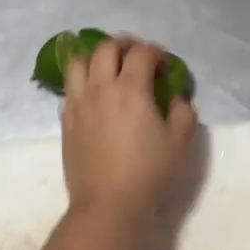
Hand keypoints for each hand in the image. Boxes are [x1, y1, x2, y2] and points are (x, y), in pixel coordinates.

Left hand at [60, 36, 197, 224]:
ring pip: (79, 62)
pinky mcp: (66, 120)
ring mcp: (78, 103)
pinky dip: (83, 81)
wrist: (107, 205)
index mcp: (130, 89)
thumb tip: (176, 99)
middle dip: (125, 43)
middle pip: (106, 47)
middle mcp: (100, 88)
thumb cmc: (148, 173)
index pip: (142, 52)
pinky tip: (95, 94)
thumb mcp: (180, 142)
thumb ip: (183, 112)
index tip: (165, 65)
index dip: (157, 52)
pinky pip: (69, 87)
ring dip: (96, 56)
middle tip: (137, 54)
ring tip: (109, 66)